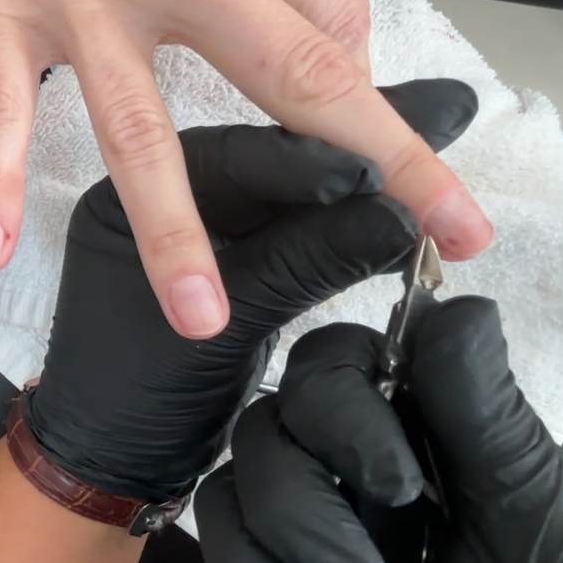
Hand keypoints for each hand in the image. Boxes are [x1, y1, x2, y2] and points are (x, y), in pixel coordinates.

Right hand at [0, 0, 494, 338]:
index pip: (332, 17)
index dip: (356, 83)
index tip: (358, 126)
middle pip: (291, 80)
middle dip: (373, 164)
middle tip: (437, 238)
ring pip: (141, 132)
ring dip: (175, 231)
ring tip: (201, 317)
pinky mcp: (4, 12)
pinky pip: (1, 114)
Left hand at [24, 80, 475, 505]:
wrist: (111, 456)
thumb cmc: (138, 396)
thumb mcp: (222, 329)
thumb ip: (302, 266)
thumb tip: (397, 217)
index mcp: (126, 202)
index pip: (233, 162)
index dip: (312, 163)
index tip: (384, 166)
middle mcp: (160, 201)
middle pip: (270, 159)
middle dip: (358, 141)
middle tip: (450, 106)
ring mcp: (195, 228)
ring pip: (289, 191)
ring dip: (366, 175)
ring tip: (447, 127)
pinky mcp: (227, 259)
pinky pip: (294, 227)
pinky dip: (348, 221)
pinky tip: (407, 202)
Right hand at [197, 300, 562, 562]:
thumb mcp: (541, 517)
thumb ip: (487, 416)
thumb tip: (462, 302)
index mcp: (399, 418)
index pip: (325, 363)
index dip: (339, 415)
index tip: (402, 489)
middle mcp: (327, 452)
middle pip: (257, 441)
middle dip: (304, 524)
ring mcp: (285, 512)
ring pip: (221, 508)